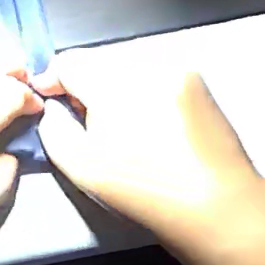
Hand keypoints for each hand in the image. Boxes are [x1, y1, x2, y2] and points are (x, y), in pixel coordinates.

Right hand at [31, 59, 264, 260]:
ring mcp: (175, 67)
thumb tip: (52, 107)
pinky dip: (140, 89)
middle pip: (98, 60)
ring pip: (126, 65)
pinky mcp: (196, 80)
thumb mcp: (82, 167)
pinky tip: (145, 120)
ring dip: (111, 85)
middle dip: (83, 84)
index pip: (68, 61)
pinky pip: (154, 73)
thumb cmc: (143, 189)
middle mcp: (145, 63)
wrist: (217, 204)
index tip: (46, 102)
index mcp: (113, 82)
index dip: (50, 80)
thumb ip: (54, 130)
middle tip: (80, 118)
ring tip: (115, 121)